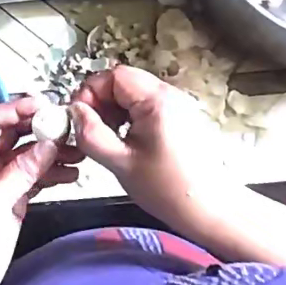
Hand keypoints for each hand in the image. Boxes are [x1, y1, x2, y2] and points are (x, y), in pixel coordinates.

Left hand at [0, 97, 80, 284]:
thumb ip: (23, 169)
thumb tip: (51, 142)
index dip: (20, 108)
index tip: (48, 105)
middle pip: (14, 134)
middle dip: (42, 129)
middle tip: (71, 127)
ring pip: (28, 155)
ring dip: (52, 152)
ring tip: (79, 153)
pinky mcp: (10, 199)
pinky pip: (33, 177)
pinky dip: (51, 174)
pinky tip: (71, 174)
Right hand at [70, 65, 239, 227]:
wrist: (211, 209)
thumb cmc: (168, 189)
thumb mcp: (120, 163)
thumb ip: (91, 134)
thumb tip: (74, 112)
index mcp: (157, 100)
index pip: (113, 75)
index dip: (90, 92)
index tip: (80, 117)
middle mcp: (170, 94)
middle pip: (124, 81)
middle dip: (101, 101)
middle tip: (92, 129)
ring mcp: (178, 104)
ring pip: (135, 93)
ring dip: (115, 109)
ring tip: (109, 138)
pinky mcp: (182, 116)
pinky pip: (148, 105)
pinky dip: (131, 116)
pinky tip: (128, 141)